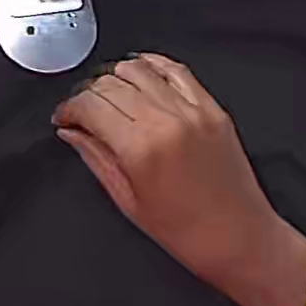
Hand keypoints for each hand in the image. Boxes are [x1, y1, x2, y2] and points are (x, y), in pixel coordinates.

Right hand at [52, 54, 305, 305]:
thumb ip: (94, 156)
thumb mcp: (127, 199)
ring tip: (109, 96)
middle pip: (109, 83)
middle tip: (83, 111)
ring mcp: (191, 111)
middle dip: (87, 95)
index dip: (68, 108)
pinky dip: (152, 65)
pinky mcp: (211, 107)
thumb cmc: (187, 231)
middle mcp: (166, 122)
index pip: (89, 105)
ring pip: (137, 69)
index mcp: (140, 149)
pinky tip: (139, 74)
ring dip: (115, 77)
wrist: (240, 240)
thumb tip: (71, 131)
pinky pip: (175, 69)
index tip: (64, 117)